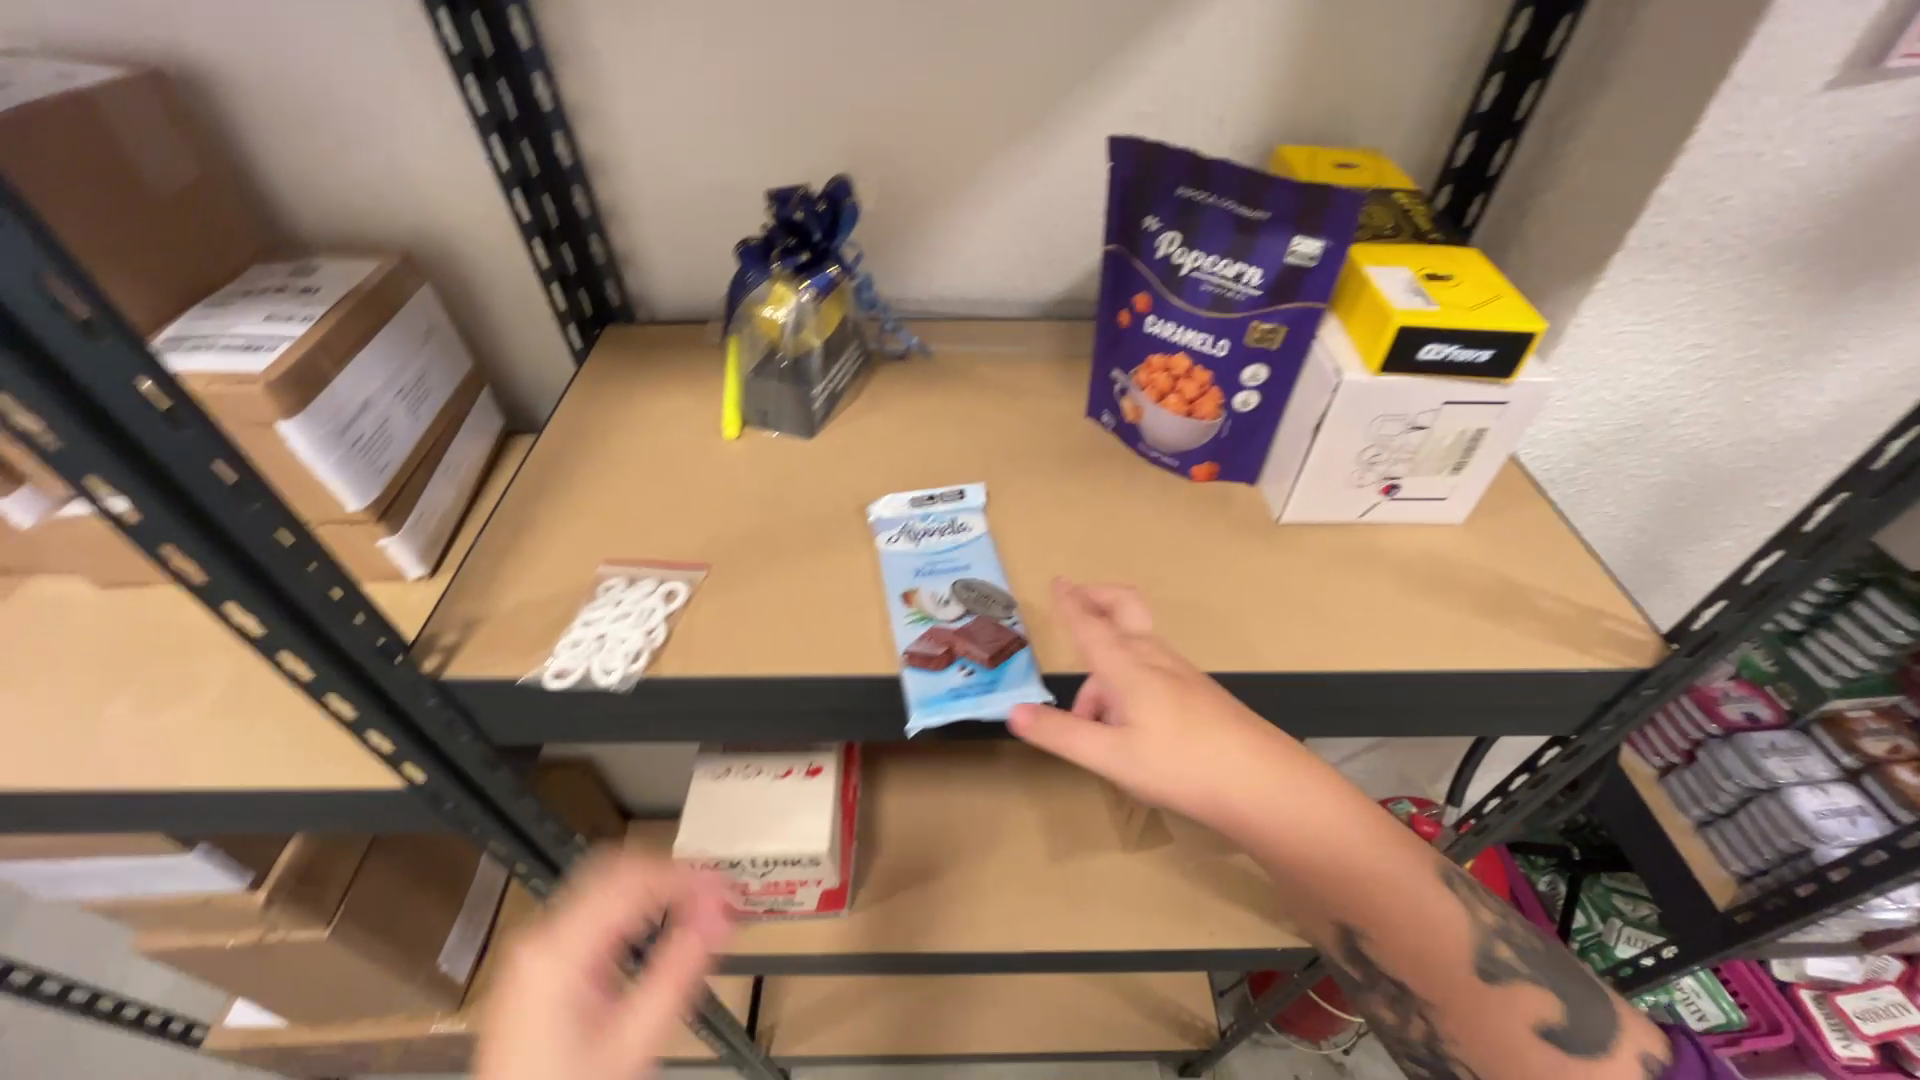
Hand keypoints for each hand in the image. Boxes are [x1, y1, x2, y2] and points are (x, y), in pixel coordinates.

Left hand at [476, 850, 734, 1079]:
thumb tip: (718, 918)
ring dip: (652, 885)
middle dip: (670, 874)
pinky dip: (630, 903)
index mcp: (558, 950)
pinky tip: (657, 921)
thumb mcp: (633, 1040)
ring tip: (694, 904)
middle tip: (713, 893)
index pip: (632, 880)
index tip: (723, 889)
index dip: (685, 876)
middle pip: (615, 870)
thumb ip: (679, 970)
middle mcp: (539, 936)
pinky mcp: (537, 958)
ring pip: (603, 882)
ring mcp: (533, 945)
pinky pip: (590, 907)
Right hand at [1009, 578, 1286, 824]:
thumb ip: (1061, 733)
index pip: (1090, 625)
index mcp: (1128, 666)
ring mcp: (1181, 673)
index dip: (1070, 603)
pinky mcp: (1198, 691)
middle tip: (1075, 604)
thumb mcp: (1111, 757)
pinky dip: (1128, 680)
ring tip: (1090, 720)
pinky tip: (1127, 726)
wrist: (1262, 782)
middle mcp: (1154, 658)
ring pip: (1136, 647)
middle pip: (1124, 609)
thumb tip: (1014, 712)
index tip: (1057, 581)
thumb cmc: (1181, 766)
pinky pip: (1153, 669)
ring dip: (1107, 663)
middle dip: (1097, 600)